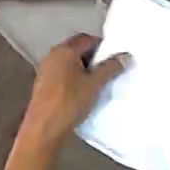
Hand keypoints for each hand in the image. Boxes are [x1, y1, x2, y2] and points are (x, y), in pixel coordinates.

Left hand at [20, 34, 128, 150]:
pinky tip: (83, 91)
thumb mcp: (96, 84)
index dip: (104, 47)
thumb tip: (126, 56)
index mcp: (64, 50)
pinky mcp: (43, 84)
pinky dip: (75, 77)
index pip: (88, 39)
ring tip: (98, 82)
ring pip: (71, 62)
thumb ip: (111, 67)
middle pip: (78, 49)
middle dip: (94, 57)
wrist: (43, 130)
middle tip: (109, 70)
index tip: (115, 60)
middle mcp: (52, 55)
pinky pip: (64, 73)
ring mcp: (46, 70)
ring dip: (85, 68)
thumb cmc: (70, 101)